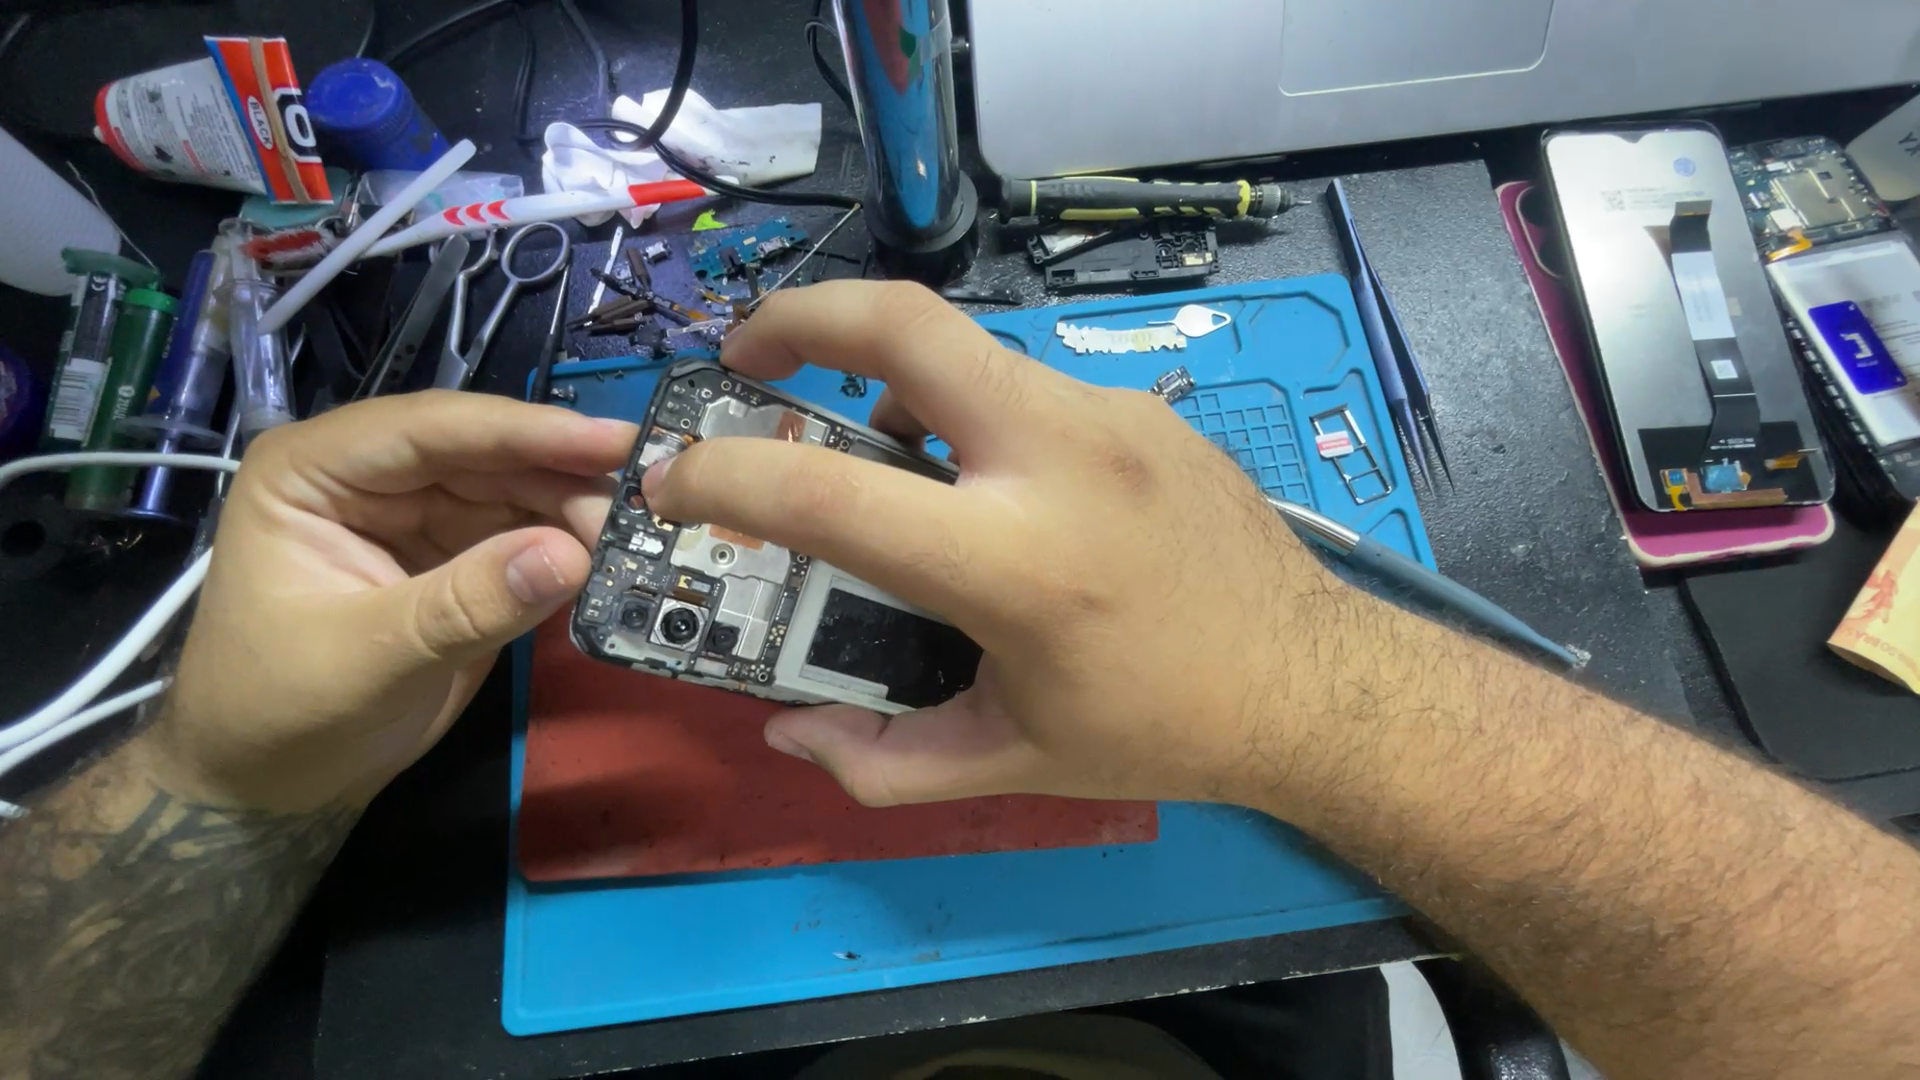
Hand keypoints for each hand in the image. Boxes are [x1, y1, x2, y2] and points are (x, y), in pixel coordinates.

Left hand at [150, 393, 635, 811]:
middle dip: (569, 476)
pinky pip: (539, 531)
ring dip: (584, 508)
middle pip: (493, 454)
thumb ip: (466, 605)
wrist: (283, 777)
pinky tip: (620, 554)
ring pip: (527, 488)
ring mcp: (431, 513)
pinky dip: (580, 543)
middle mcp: (381, 478)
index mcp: (318, 474)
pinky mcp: (472, 552)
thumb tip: (573, 554)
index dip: (525, 432)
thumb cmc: (285, 713)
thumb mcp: (369, 660)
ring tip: (644, 535)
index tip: (611, 443)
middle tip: (648, 505)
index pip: (431, 430)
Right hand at [643, 281, 1355, 807]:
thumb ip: (880, 758)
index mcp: (1015, 563)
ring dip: (889, 382)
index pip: (831, 495)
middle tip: (747, 357)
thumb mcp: (1009, 761)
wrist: (1313, 683)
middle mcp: (1059, 458)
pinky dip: (966, 414)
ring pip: (961, 351)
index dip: (725, 480)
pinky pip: (1019, 386)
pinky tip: (983, 478)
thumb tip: (788, 729)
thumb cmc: (1159, 731)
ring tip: (881, 449)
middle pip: (903, 322)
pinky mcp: (1141, 409)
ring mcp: (1110, 415)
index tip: (676, 481)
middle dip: (798, 318)